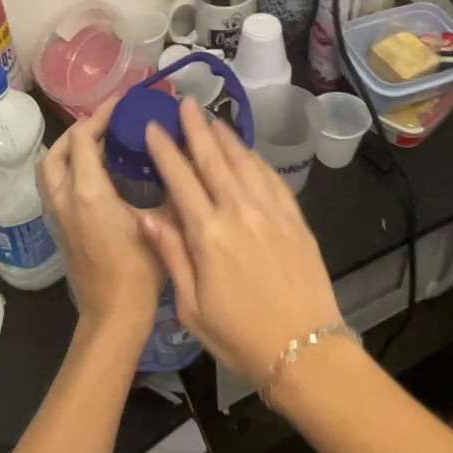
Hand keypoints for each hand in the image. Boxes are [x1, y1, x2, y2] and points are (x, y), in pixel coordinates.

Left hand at [38, 96, 164, 340]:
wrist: (114, 315)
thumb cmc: (142, 271)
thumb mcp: (161, 223)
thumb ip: (168, 186)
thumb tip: (180, 157)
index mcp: (88, 193)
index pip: (84, 138)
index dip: (102, 114)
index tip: (124, 102)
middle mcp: (65, 199)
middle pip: (58, 150)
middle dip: (80, 129)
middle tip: (110, 122)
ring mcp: (58, 215)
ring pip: (50, 169)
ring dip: (69, 149)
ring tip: (99, 142)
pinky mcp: (60, 228)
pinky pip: (55, 185)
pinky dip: (69, 168)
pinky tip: (97, 172)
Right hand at [139, 97, 343, 380]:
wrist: (305, 350)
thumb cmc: (240, 338)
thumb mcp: (192, 308)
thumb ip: (172, 256)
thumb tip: (147, 217)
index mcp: (208, 235)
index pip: (180, 179)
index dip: (164, 150)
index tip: (151, 125)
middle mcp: (239, 213)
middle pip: (214, 159)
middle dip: (196, 128)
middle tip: (184, 102)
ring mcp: (271, 213)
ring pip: (244, 162)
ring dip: (226, 137)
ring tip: (211, 117)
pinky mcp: (295, 219)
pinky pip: (272, 178)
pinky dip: (256, 158)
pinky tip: (246, 150)